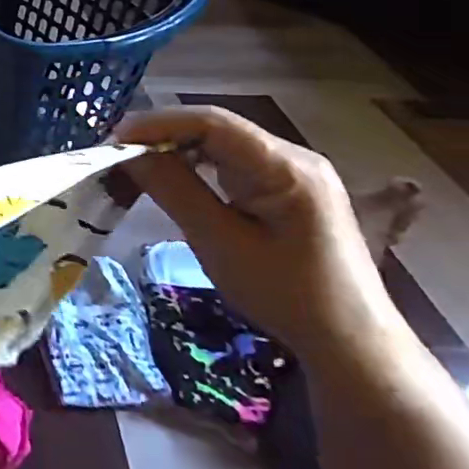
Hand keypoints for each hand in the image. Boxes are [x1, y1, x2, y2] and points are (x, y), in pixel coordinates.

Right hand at [116, 106, 406, 363]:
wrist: (352, 346)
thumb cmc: (286, 297)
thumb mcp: (220, 245)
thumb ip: (175, 190)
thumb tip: (130, 154)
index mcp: (286, 166)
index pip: (212, 122)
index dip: (159, 124)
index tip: (116, 139)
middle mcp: (294, 155)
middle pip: (218, 127)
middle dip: (165, 135)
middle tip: (119, 154)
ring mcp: (296, 170)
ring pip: (225, 142)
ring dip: (180, 149)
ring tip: (139, 164)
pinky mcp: (292, 187)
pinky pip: (237, 161)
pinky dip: (201, 165)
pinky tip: (178, 178)